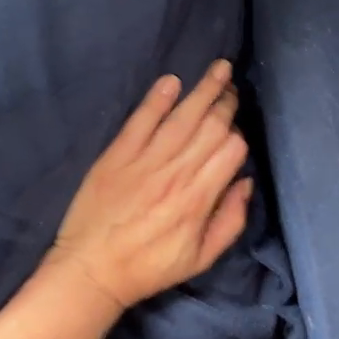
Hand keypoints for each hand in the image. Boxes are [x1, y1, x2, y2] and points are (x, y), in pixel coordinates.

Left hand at [49, 61, 252, 309]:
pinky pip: (141, 119)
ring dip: (203, 89)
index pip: (231, 151)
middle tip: (232, 88)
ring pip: (183, 116)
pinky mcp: (117, 154)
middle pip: (211, 126)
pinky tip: (172, 80)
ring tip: (219, 68)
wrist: (92, 270)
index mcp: (199, 199)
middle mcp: (177, 173)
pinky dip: (157, 98)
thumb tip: (246, 183)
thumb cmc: (150, 267)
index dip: (238, 137)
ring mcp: (146, 160)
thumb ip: (231, 221)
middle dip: (226, 103)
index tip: (236, 132)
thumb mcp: (201, 259)